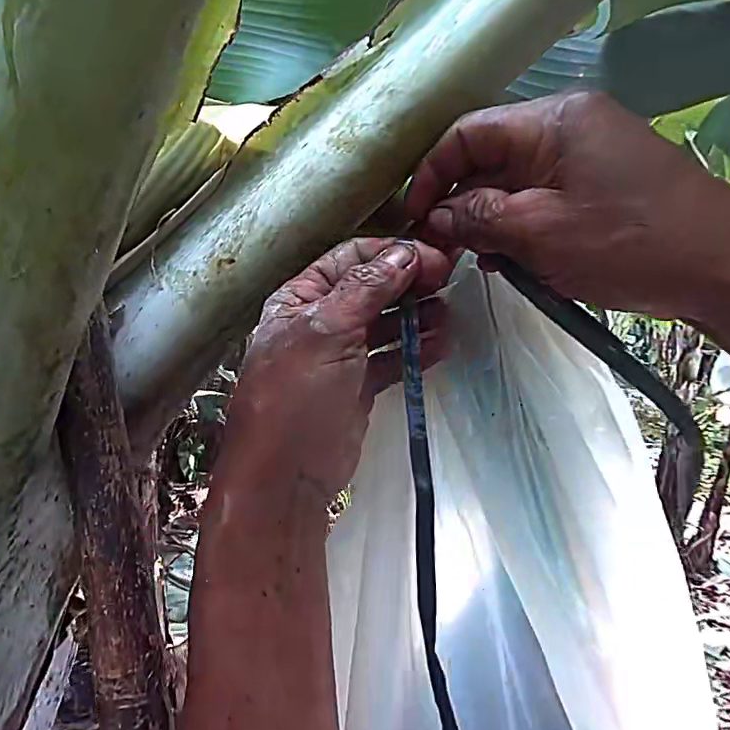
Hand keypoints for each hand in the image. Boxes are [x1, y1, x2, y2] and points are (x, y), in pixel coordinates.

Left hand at [224, 237, 453, 496]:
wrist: (285, 474)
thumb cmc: (289, 402)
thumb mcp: (325, 331)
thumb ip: (366, 288)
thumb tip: (402, 255)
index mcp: (296, 301)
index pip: (348, 259)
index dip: (389, 255)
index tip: (428, 258)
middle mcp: (315, 325)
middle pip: (370, 288)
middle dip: (407, 282)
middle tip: (444, 281)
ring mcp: (337, 358)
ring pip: (384, 324)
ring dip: (415, 315)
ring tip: (444, 314)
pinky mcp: (356, 388)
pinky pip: (391, 359)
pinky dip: (414, 350)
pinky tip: (438, 344)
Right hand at [403, 91, 729, 319]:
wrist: (726, 268)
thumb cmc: (628, 243)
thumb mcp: (538, 232)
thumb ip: (476, 218)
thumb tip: (432, 217)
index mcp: (553, 121)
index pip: (466, 133)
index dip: (431, 174)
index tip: (414, 219)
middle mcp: (567, 127)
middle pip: (486, 157)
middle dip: (457, 203)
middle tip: (440, 249)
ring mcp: (585, 156)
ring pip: (509, 183)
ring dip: (485, 221)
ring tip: (475, 260)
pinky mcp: (596, 186)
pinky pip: (537, 199)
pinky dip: (515, 228)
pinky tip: (509, 261)